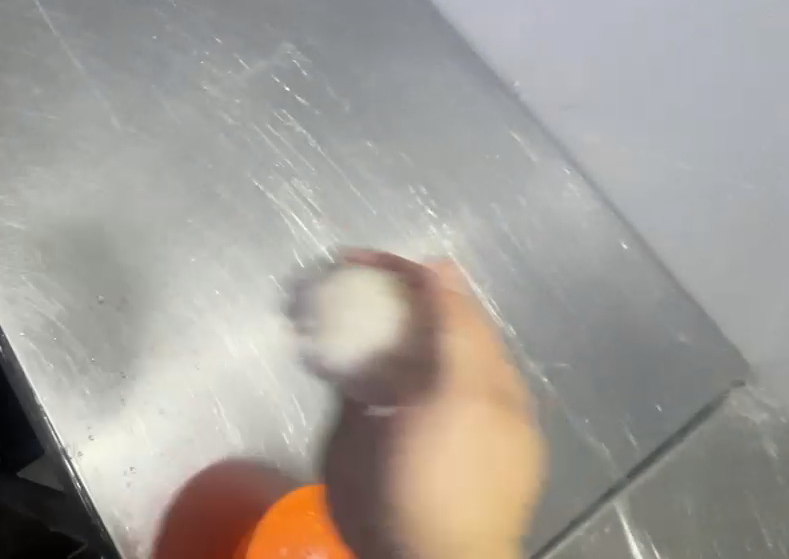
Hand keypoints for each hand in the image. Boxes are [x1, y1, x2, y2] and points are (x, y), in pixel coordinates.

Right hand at [322, 260, 544, 558]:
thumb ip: (455, 331)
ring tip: (308, 300)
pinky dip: (326, 348)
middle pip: (408, 319)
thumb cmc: (448, 475)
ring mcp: (402, 400)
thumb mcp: (465, 398)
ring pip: (372, 340)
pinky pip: (345, 369)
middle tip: (329, 274)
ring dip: (342, 315)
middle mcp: (444, 382)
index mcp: (484, 378)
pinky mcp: (363, 417)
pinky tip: (305, 341)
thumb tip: (441, 265)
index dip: (408, 276)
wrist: (412, 548)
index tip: (359, 259)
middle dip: (370, 291)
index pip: (448, 307)